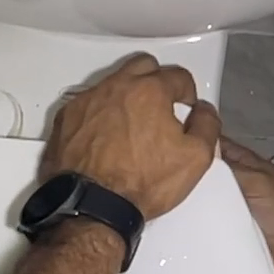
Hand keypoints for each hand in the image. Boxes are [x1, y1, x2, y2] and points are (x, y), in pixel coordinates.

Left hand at [42, 54, 221, 218]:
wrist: (92, 207)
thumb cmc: (144, 182)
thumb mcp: (196, 158)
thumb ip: (207, 124)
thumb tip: (204, 110)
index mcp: (150, 90)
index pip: (177, 75)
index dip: (188, 91)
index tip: (187, 107)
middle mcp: (116, 87)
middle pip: (142, 66)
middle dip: (157, 80)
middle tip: (162, 105)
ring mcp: (87, 100)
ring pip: (113, 82)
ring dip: (127, 95)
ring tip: (133, 124)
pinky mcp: (66, 118)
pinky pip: (88, 103)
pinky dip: (101, 112)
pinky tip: (106, 135)